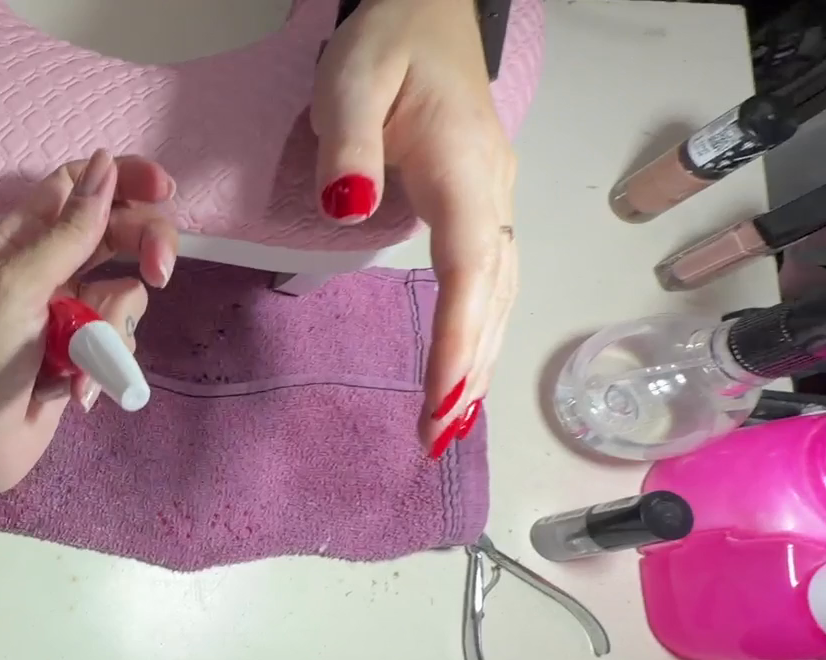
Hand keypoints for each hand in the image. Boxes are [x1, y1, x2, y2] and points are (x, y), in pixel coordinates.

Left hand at [0, 150, 178, 502]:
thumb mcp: (16, 287)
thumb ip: (66, 232)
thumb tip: (105, 164)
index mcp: (17, 243)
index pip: (75, 187)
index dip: (120, 179)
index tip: (163, 192)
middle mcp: (44, 271)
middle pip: (114, 234)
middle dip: (144, 248)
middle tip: (160, 272)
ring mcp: (63, 316)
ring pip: (123, 293)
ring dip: (111, 328)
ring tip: (81, 362)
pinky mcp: (79, 357)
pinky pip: (116, 340)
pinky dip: (103, 364)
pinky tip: (78, 390)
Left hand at [314, 0, 515, 457]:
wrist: (424, 10)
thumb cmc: (384, 44)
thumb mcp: (350, 83)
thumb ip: (346, 146)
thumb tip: (350, 209)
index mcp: (462, 169)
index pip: (469, 267)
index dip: (458, 336)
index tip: (442, 397)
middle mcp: (491, 190)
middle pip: (492, 293)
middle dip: (469, 367)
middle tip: (441, 435)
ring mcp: (488, 198)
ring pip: (496, 291)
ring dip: (477, 357)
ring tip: (453, 421)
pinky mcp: (471, 205)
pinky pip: (483, 278)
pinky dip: (474, 329)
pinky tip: (459, 365)